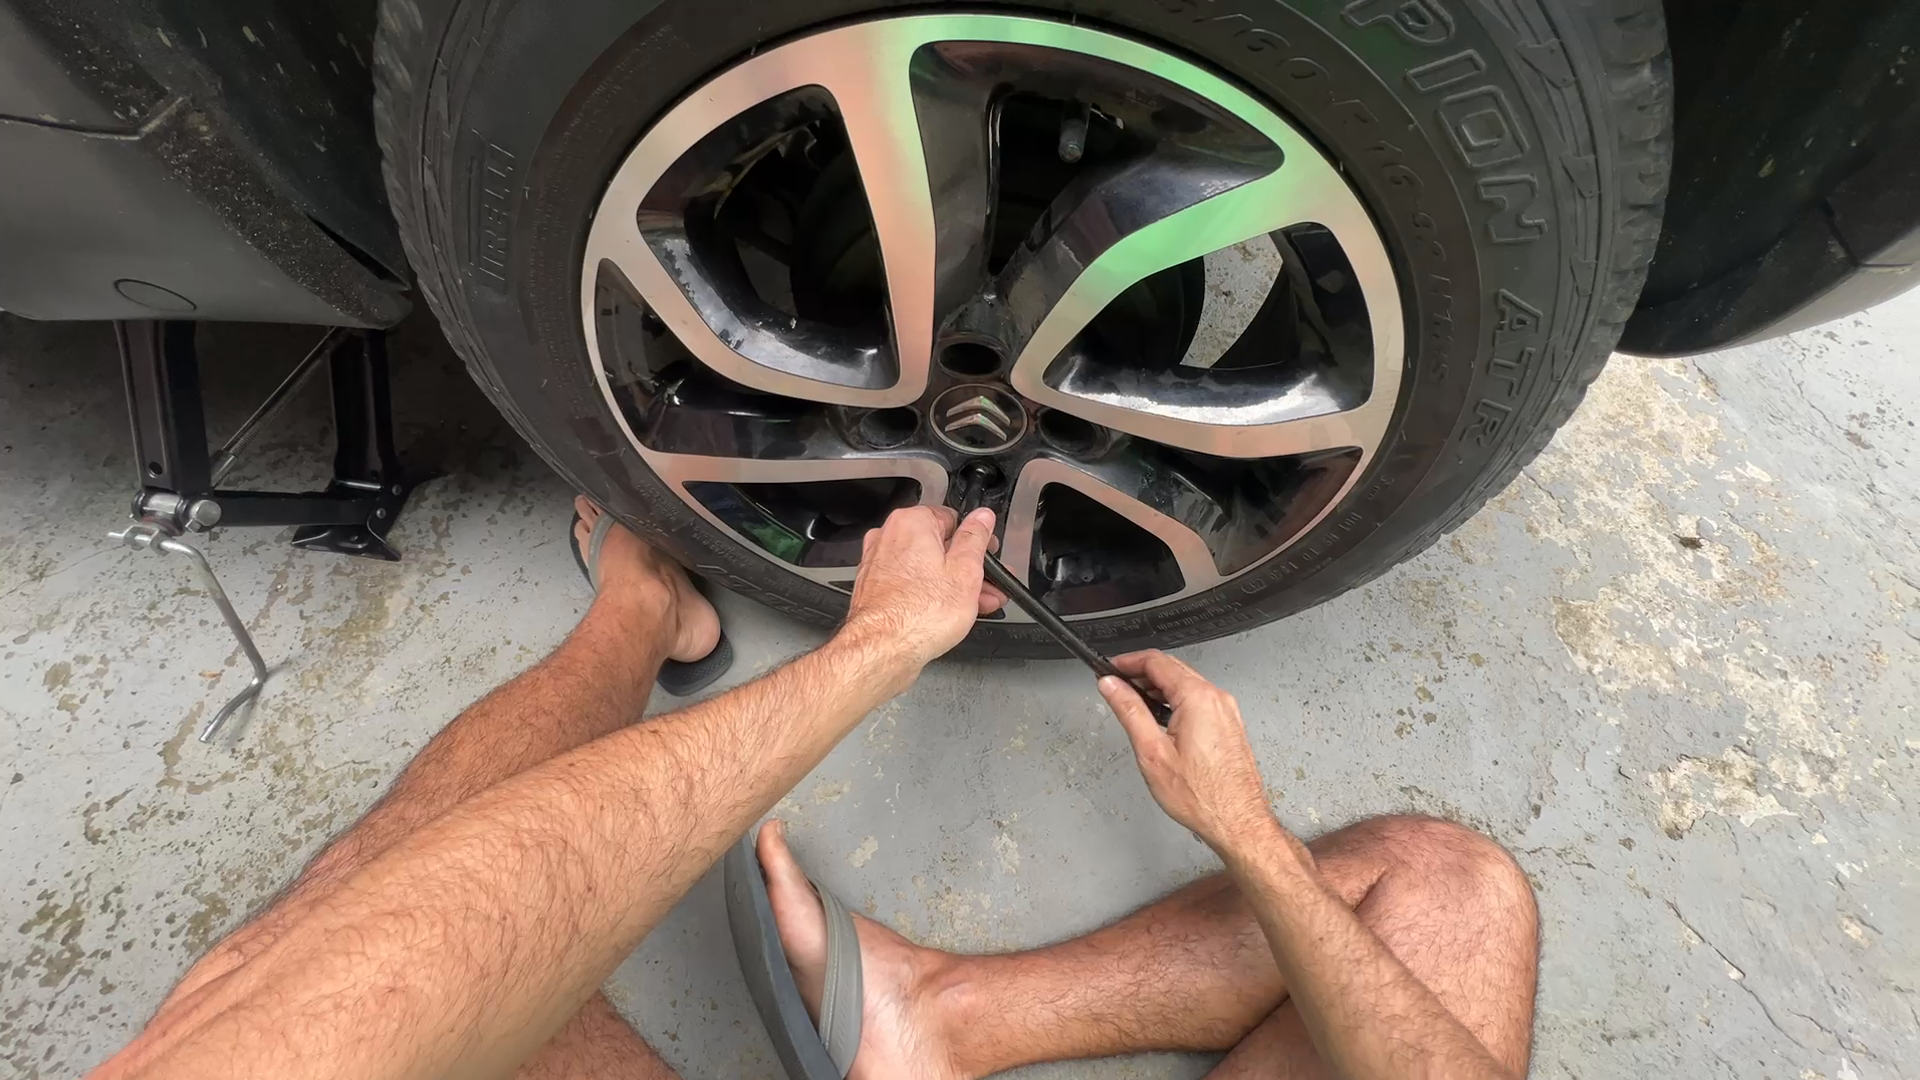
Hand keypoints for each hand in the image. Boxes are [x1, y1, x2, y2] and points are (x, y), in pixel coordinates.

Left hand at [840, 505, 1003, 673]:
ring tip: (976, 604)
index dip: (976, 541)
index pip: (953, 519)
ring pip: (925, 567)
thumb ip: (976, 538)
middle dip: (967, 568)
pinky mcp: (875, 587)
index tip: (988, 557)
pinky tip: (949, 611)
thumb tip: (982, 518)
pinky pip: (910, 584)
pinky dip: (929, 594)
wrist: (882, 648)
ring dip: (952, 584)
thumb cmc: (917, 614)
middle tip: (988, 585)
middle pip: (938, 546)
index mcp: (912, 522)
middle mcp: (889, 537)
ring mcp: (879, 563)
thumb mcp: (965, 571)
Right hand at [1099, 651, 1276, 853]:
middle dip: (1141, 672)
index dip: (1128, 661)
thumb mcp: (1152, 751)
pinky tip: (1161, 717)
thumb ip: (1129, 710)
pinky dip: (1175, 698)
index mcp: (1197, 698)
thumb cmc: (1202, 796)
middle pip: (1172, 667)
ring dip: (1158, 686)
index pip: (1156, 661)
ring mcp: (1226, 710)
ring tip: (1135, 703)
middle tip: (1117, 684)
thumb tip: (1111, 685)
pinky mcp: (1229, 723)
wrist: (1238, 823)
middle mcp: (1216, 698)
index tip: (1110, 669)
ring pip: (1185, 682)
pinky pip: (1198, 697)